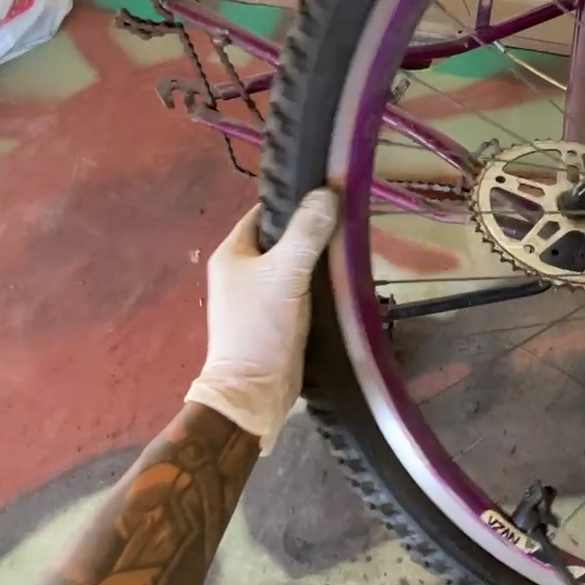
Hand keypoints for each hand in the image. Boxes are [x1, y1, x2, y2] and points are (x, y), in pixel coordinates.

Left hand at [186, 190, 339, 450]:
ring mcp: (260, 298)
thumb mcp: (285, 274)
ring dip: (319, 262)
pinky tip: (344, 285)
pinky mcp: (278, 319)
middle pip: (282, 239)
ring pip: (294, 266)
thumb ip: (307, 234)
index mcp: (233, 253)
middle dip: (313, 233)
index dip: (295, 203)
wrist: (254, 392)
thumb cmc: (261, 328)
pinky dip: (320, 287)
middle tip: (349, 225)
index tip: (329, 196)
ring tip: (352, 251)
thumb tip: (328, 193)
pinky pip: (301, 291)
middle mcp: (243, 271)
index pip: (265, 213)